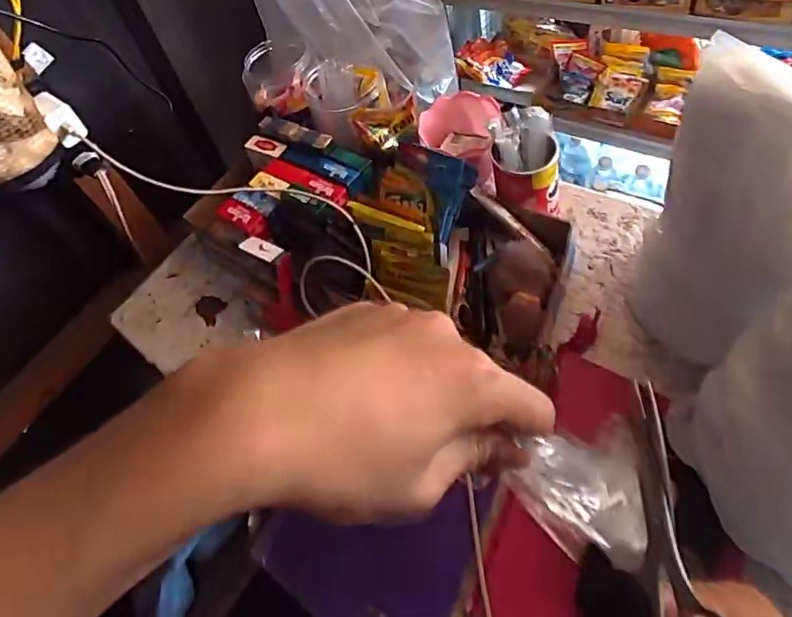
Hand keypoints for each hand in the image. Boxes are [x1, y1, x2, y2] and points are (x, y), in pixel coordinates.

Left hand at [173, 302, 554, 523]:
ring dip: (428, 382)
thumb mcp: (419, 486)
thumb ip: (472, 459)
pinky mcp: (359, 307)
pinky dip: (391, 363)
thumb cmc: (348, 462)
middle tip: (434, 449)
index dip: (528, 434)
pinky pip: (394, 339)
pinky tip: (352, 388)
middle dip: (471, 410)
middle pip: (479, 375)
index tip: (504, 460)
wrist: (259, 405)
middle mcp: (442, 332)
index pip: (532, 404)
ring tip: (383, 417)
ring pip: (434, 354)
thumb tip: (503, 445)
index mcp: (472, 379)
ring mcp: (397, 312)